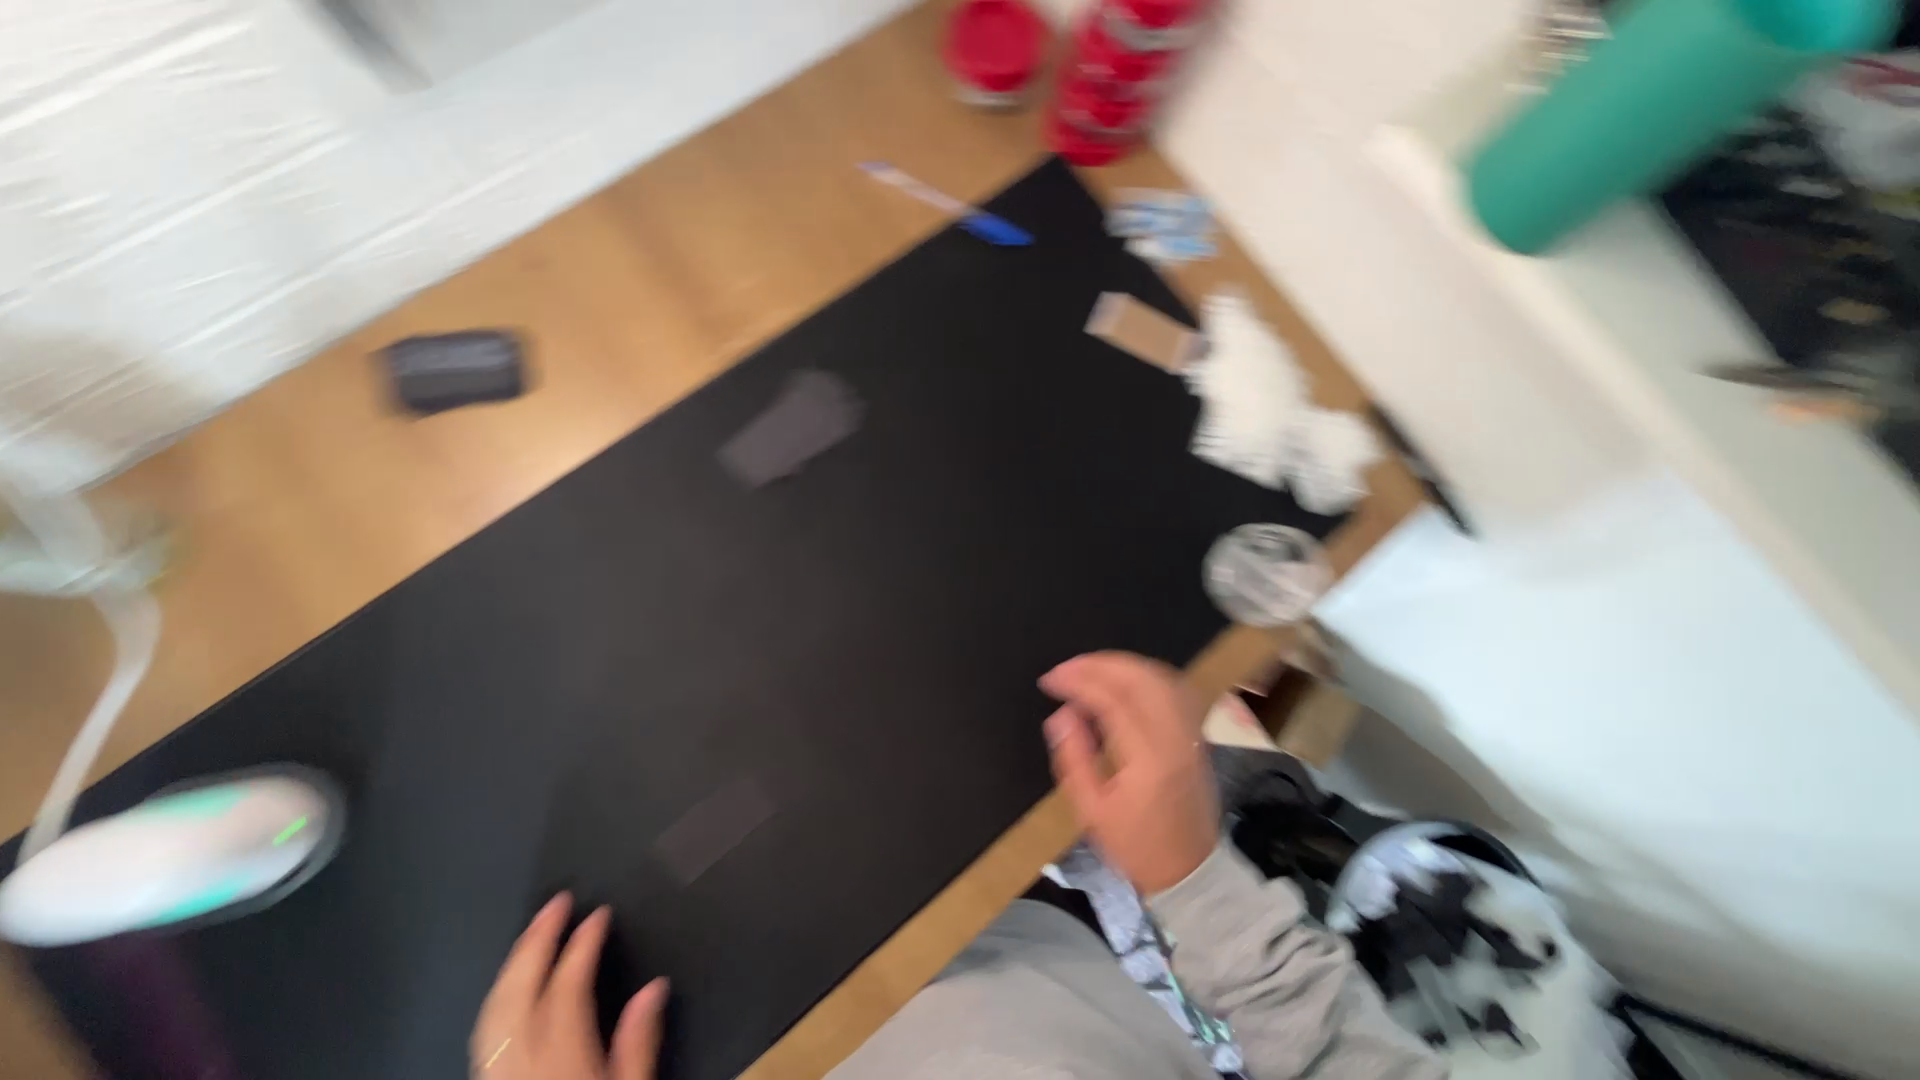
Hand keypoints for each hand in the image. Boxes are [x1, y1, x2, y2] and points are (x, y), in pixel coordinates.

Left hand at [471, 893, 667, 1079]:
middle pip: (518, 996)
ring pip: (491, 1015)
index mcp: (563, 1067)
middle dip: (535, 943)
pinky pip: (483, 1036)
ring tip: (532, 933)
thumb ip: (639, 1046)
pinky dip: (497, 999)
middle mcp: (521, 1072)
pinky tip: (510, 988)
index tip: (597, 915)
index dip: (581, 947)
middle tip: (556, 903)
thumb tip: (653, 989)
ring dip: (511, 967)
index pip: (566, 991)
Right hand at [1041, 651, 1219, 895]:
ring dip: (1124, 665)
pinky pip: (1176, 689)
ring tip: (1090, 669)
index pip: (1112, 700)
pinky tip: (1125, 680)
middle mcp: (1176, 738)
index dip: (1078, 682)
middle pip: (1141, 678)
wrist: (1189, 872)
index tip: (1050, 680)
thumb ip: (1074, 757)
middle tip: (1067, 668)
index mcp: (1148, 759)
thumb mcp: (1091, 811)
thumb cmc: (1136, 846)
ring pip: (1162, 677)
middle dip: (1100, 664)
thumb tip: (1062, 715)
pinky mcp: (1197, 736)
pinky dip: (1148, 675)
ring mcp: (1192, 734)